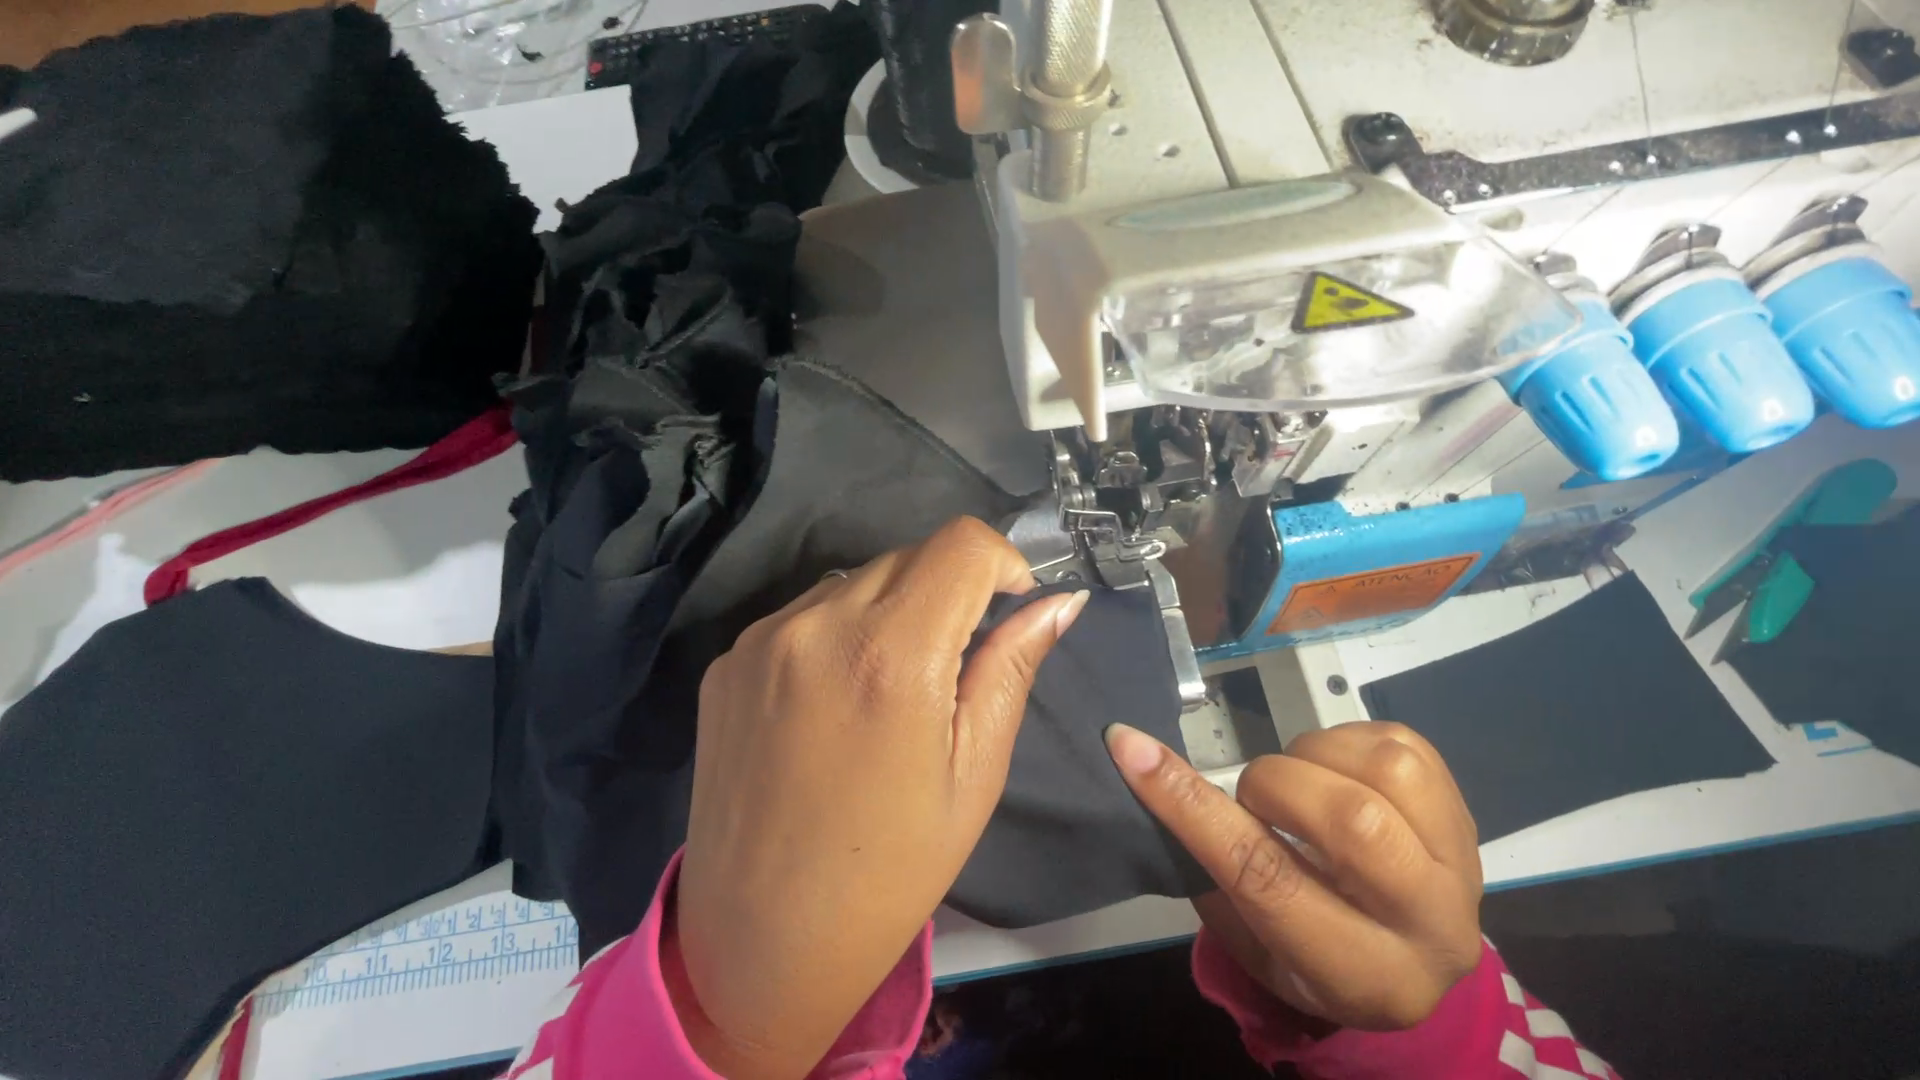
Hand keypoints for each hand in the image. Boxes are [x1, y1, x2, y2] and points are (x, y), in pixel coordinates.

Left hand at [666, 518, 1088, 1078]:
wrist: (761, 939)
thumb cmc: (892, 869)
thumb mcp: (974, 773)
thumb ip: (1012, 668)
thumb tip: (1058, 601)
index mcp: (892, 653)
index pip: (962, 543)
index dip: (1002, 563)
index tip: (1008, 607)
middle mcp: (818, 624)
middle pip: (908, 556)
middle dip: (948, 590)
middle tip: (952, 664)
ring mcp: (760, 640)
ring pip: (852, 582)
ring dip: (888, 610)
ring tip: (887, 690)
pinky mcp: (725, 661)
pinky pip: (802, 616)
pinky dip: (835, 635)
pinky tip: (831, 706)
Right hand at [1106, 721, 1482, 1030]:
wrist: (1412, 957)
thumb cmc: (1311, 953)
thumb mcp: (1248, 936)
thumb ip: (1208, 864)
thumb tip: (1148, 765)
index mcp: (1361, 974)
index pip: (1264, 875)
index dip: (1190, 806)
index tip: (1130, 747)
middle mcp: (1431, 924)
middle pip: (1348, 820)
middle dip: (1272, 786)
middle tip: (1255, 799)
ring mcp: (1460, 862)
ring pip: (1382, 770)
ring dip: (1313, 758)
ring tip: (1299, 782)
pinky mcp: (1465, 809)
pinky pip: (1398, 742)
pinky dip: (1344, 740)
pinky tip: (1333, 770)